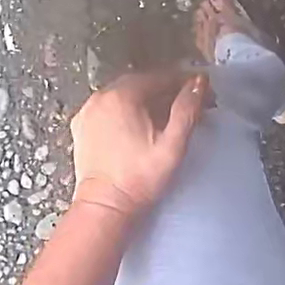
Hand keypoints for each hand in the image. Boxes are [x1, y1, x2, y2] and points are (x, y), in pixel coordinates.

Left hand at [69, 72, 207, 216]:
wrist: (105, 206)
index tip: (202, 94)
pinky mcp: (82, 127)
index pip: (161, 77)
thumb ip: (187, 110)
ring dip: (147, 99)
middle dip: (167, 90)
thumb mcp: (173, 144)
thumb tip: (199, 83)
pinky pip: (109, 108)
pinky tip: (139, 126)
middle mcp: (102, 97)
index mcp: (123, 96)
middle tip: (188, 104)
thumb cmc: (140, 178)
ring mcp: (88, 112)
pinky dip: (126, 111)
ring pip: (124, 94)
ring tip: (167, 116)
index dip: (185, 83)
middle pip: (142, 83)